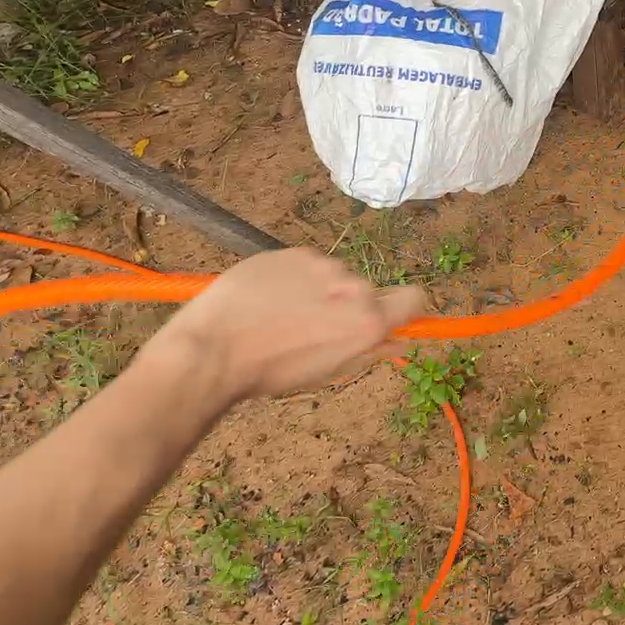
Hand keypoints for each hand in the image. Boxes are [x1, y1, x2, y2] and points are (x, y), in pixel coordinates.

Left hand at [149, 248, 424, 402]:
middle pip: (367, 289)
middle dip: (348, 304)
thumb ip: (369, 349)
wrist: (210, 350)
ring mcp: (323, 264)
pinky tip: (266, 297)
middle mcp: (354, 286)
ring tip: (281, 313)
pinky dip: (293, 278)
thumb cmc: (270, 372)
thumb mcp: (327, 370)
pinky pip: (305, 264)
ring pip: (334, 276)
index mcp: (368, 320)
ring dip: (319, 290)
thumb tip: (398, 339)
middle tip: (313, 327)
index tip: (388, 318)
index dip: (404, 308)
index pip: (414, 298)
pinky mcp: (293, 251)